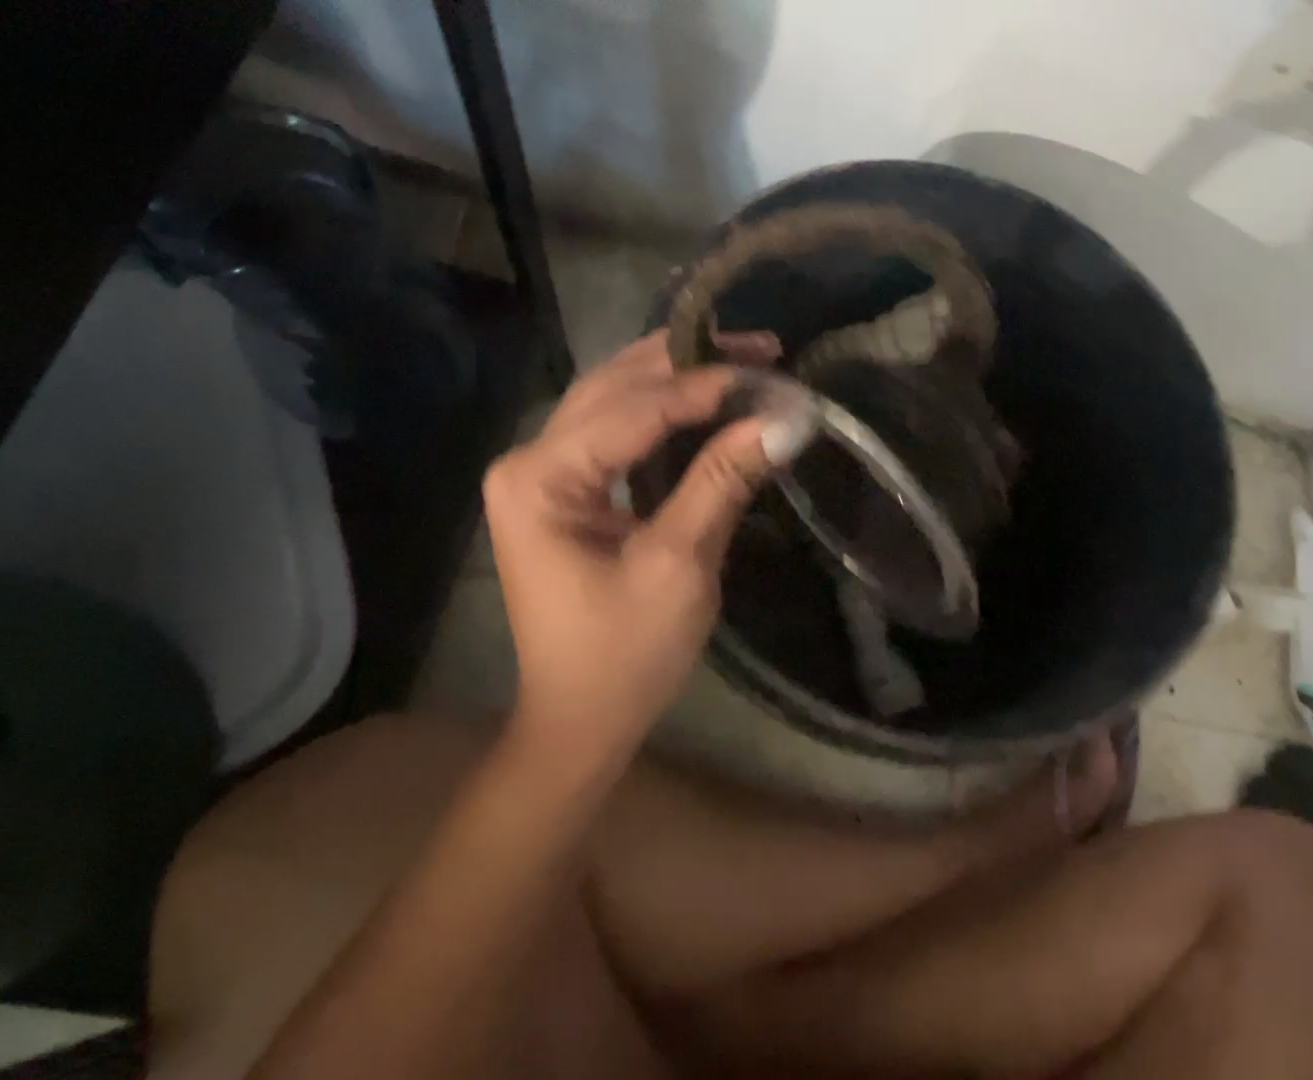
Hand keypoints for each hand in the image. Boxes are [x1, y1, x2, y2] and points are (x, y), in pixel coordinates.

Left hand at [481, 331, 811, 752]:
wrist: (581, 720)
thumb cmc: (625, 654)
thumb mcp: (679, 565)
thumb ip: (722, 482)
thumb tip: (784, 418)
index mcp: (540, 478)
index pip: (632, 409)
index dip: (704, 386)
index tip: (772, 371)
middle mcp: (528, 461)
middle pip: (612, 387)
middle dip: (686, 363)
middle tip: (761, 348)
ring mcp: (541, 476)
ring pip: (611, 402)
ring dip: (674, 380)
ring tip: (740, 363)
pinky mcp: (563, 494)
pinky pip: (614, 435)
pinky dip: (661, 415)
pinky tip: (704, 403)